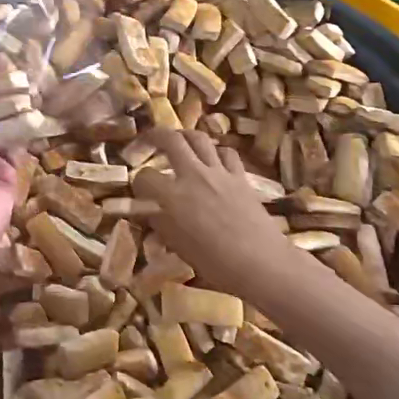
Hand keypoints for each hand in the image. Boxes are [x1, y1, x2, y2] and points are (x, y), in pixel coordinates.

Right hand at [132, 128, 312, 298]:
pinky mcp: (240, 177)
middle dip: (155, 135)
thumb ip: (161, 224)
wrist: (261, 262)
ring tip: (179, 141)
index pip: (145, 177)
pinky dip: (216, 151)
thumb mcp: (178, 246)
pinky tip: (213, 159)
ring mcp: (219, 173)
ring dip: (185, 136)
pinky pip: (226, 153)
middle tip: (149, 139)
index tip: (139, 190)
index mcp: (172, 195)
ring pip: (199, 138)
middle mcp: (193, 175)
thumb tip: (151, 212)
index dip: (138, 182)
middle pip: (171, 140)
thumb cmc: (215, 263)